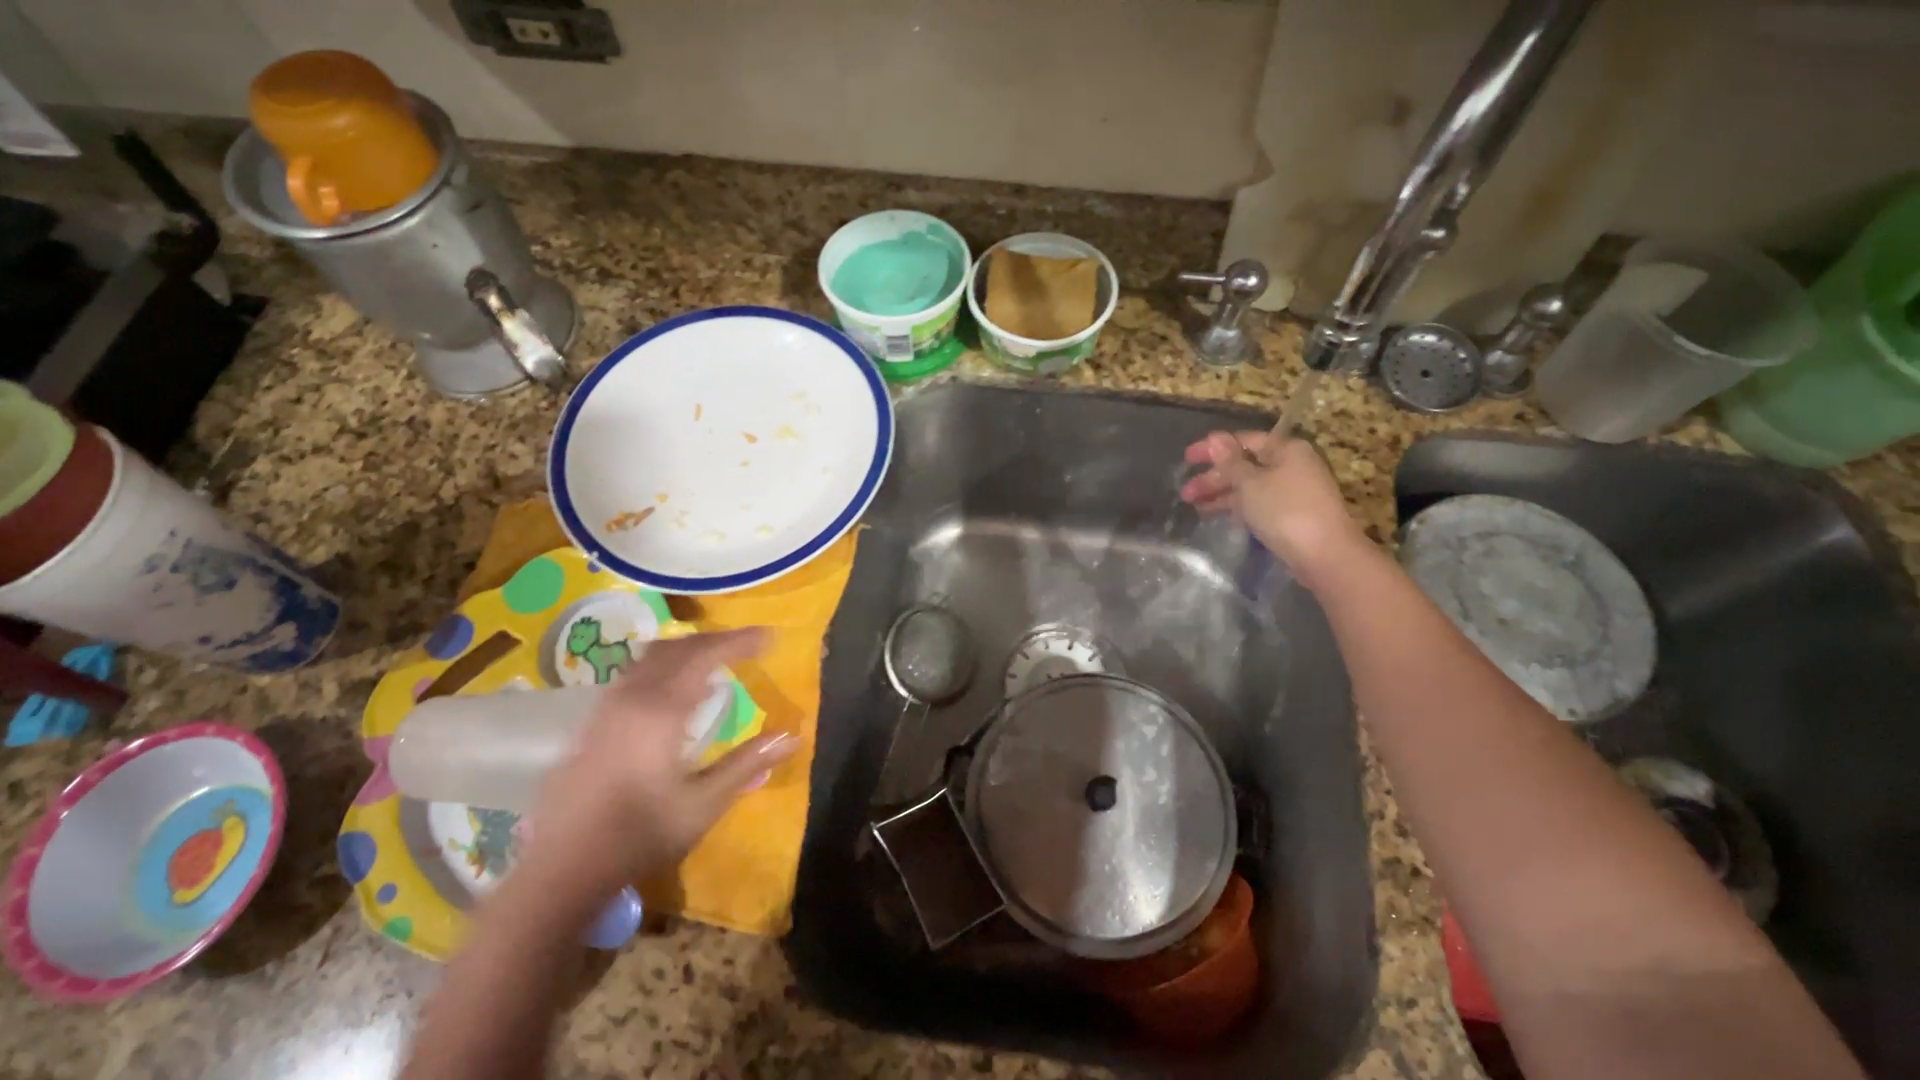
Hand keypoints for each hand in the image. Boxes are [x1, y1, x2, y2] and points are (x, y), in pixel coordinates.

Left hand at [526, 628, 800, 886]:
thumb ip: (747, 764)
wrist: (563, 867)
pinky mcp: (590, 725)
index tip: (769, 637)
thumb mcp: (703, 804)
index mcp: (661, 710)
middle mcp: (631, 697)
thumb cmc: (640, 836)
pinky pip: (633, 677)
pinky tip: (673, 697)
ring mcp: (605, 709)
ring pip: (649, 660)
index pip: (705, 656)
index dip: (739, 641)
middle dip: (713, 641)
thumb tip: (792, 736)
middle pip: (674, 649)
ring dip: (684, 653)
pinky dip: (662, 670)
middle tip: (745, 647)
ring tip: (713, 666)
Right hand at [1179, 430, 1366, 586]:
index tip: (1187, 459)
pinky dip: (1237, 508)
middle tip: (1185, 492)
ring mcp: (1293, 492)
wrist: (1325, 554)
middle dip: (1214, 477)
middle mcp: (1291, 465)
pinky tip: (1217, 516)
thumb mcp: (1251, 483)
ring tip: (1194, 507)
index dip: (1213, 448)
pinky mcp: (1292, 516)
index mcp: (1285, 449)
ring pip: (1250, 487)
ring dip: (1221, 494)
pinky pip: (1258, 505)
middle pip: (1245, 466)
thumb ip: (1230, 462)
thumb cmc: (1285, 510)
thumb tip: (1215, 439)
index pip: (1243, 441)